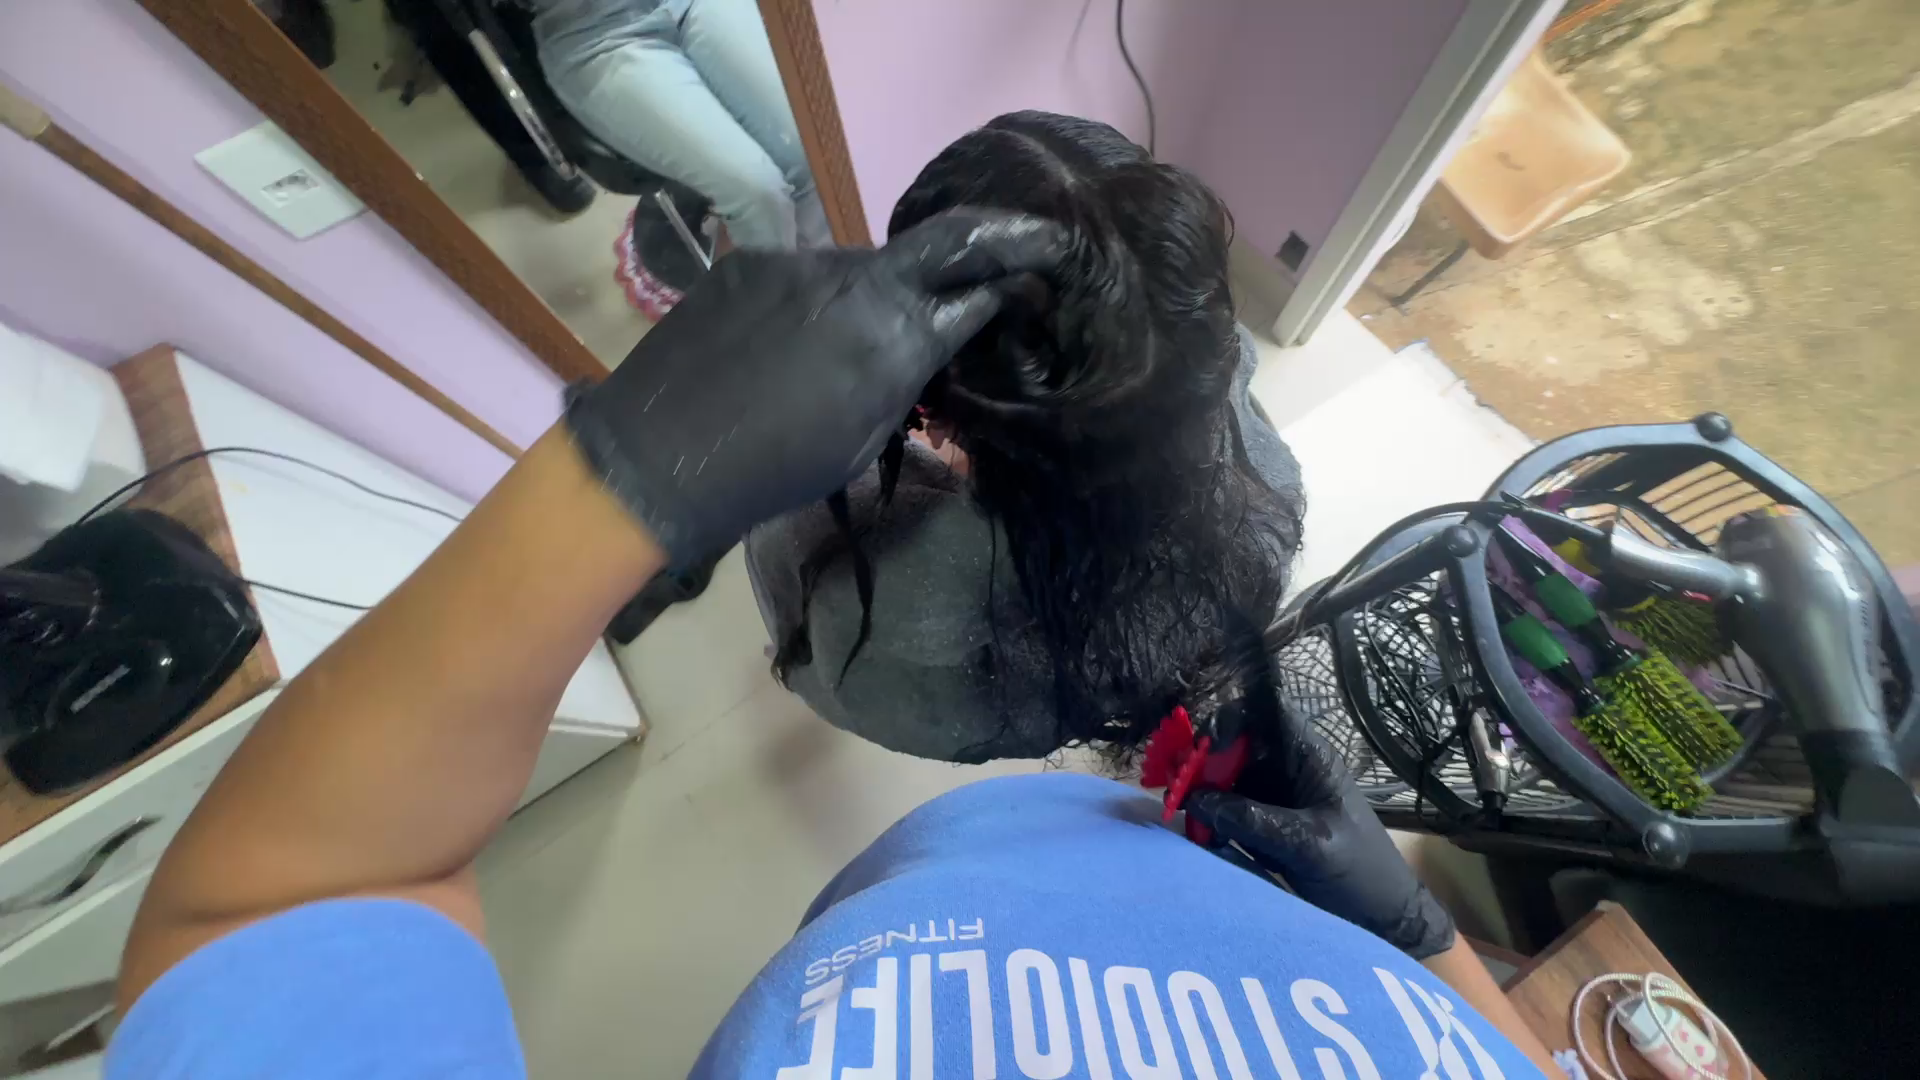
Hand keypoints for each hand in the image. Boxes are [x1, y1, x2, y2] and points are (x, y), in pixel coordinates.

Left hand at [564, 209, 1070, 565]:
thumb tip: (925, 344)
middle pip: (941, 243)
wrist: (664, 456)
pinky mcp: (753, 260)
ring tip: (865, 325)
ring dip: (883, 287)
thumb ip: (903, 379)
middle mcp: (860, 285)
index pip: (977, 294)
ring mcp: (802, 264)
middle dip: (991, 240)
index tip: (1039, 272)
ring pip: (866, 264)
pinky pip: (808, 271)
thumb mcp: (863, 440)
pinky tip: (799, 331)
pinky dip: (822, 295)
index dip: (1015, 279)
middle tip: (1022, 239)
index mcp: (897, 343)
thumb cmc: (777, 472)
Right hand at [1186, 705, 1455, 959]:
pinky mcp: (1262, 817)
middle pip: (1233, 740)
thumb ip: (1252, 820)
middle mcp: (1285, 764)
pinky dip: (1206, 812)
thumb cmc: (1360, 874)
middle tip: (1175, 782)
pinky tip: (1197, 830)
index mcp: (1307, 755)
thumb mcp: (1307, 845)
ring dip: (1199, 787)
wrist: (1385, 922)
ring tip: (1181, 809)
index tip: (1204, 747)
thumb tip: (1194, 801)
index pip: (1263, 710)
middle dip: (1202, 756)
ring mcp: (1272, 791)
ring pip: (1223, 771)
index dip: (1230, 718)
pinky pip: (1225, 802)